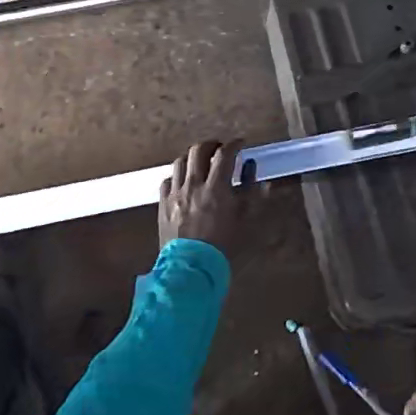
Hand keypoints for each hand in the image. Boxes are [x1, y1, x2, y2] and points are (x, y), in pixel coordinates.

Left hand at [158, 140, 243, 254]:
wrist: (191, 271)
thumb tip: (252, 168)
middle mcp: (193, 185)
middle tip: (220, 148)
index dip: (234, 144)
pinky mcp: (162, 204)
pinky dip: (177, 175)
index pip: (225, 154)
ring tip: (201, 162)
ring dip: (193, 157)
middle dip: (211, 144)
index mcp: (216, 188)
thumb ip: (252, 193)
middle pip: (198, 151)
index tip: (240, 143)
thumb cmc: (224, 248)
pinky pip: (167, 180)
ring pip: (180, 162)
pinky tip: (183, 181)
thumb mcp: (247, 222)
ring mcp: (175, 194)